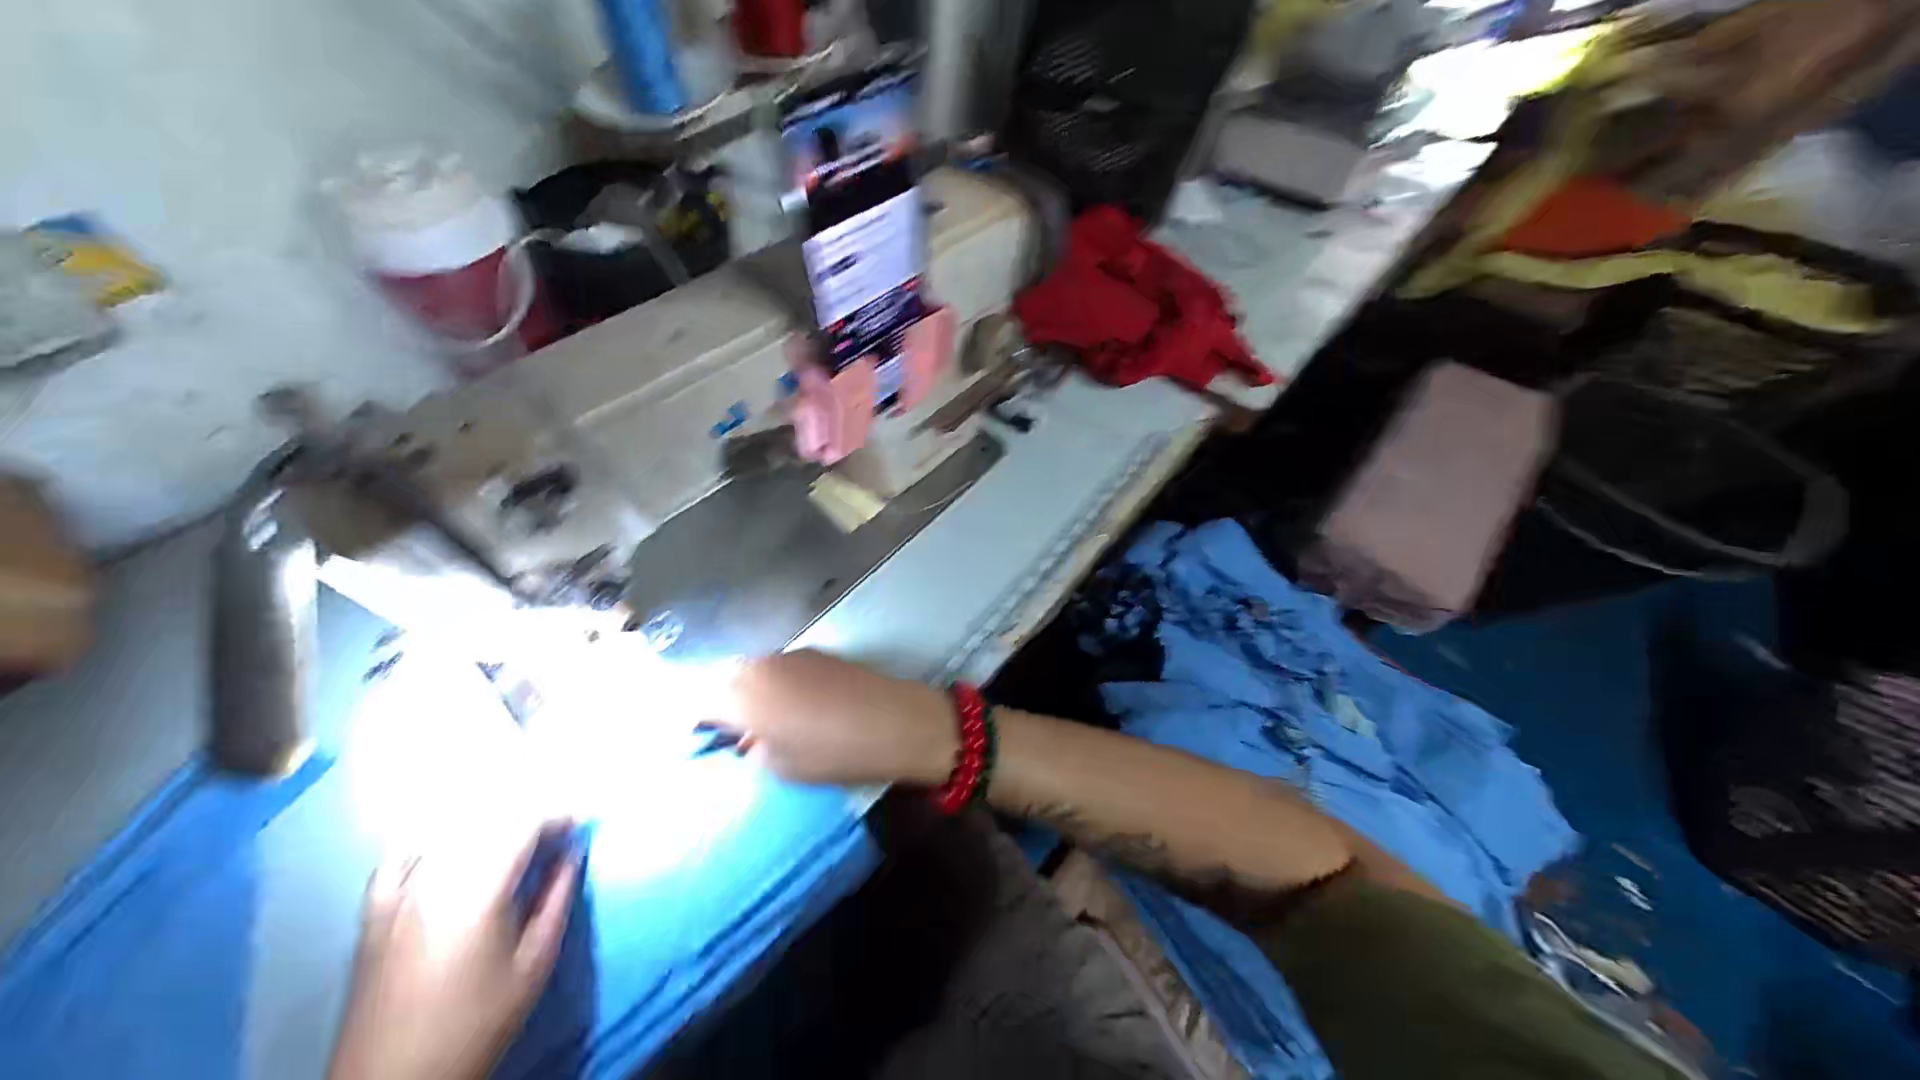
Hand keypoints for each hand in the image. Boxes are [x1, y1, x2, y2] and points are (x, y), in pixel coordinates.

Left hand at [327, 822, 579, 1079]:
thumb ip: (556, 899)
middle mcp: (434, 882)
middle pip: (487, 822)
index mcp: (477, 893)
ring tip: (514, 841)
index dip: (557, 818)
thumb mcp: (534, 964)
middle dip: (528, 819)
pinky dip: (432, 842)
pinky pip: (401, 857)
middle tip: (555, 835)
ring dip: (488, 826)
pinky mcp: (374, 914)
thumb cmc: (477, 1022)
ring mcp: (398, 896)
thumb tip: (571, 855)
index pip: (523, 827)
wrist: (396, 1079)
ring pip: (449, 833)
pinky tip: (451, 847)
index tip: (579, 826)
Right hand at [719, 650, 958, 786]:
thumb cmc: (833, 752)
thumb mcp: (781, 766)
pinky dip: (777, 683)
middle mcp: (758, 666)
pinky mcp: (815, 652)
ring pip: (753, 671)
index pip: (699, 703)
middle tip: (734, 734)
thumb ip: (751, 749)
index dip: (697, 723)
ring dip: (751, 691)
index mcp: (741, 696)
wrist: (895, 721)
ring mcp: (788, 654)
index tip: (704, 742)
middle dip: (723, 704)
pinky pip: (780, 667)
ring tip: (768, 722)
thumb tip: (744, 740)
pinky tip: (797, 706)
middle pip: (725, 681)